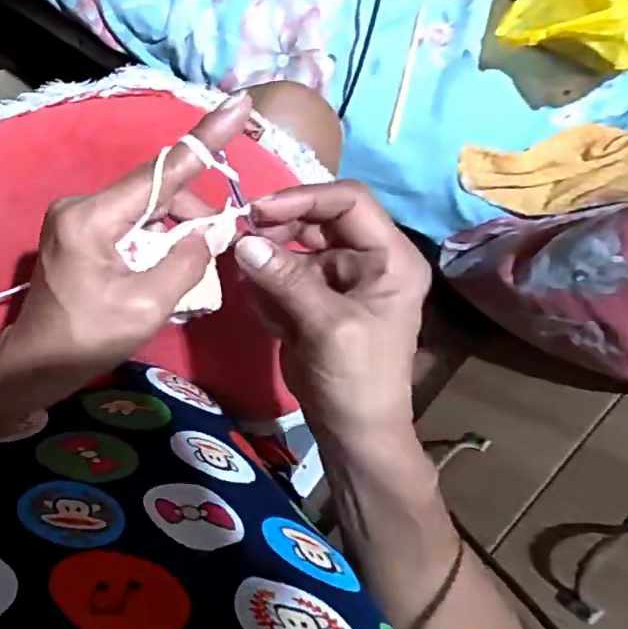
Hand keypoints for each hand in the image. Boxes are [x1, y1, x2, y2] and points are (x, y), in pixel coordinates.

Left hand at [0, 94, 253, 396]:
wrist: (36, 362)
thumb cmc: (88, 338)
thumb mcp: (147, 304)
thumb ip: (185, 261)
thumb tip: (209, 232)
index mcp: (90, 218)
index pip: (158, 172)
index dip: (203, 140)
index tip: (238, 104)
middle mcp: (78, 205)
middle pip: (152, 191)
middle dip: (190, 211)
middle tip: (216, 244)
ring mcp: (73, 216)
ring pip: (141, 207)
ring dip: (172, 228)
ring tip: (191, 260)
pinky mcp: (75, 231)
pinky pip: (126, 222)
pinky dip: (152, 237)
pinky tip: (166, 261)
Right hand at [234, 179, 430, 444]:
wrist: (352, 430)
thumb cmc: (357, 377)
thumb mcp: (327, 325)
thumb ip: (287, 280)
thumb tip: (243, 241)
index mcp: (388, 258)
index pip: (349, 202)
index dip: (303, 198)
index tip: (258, 212)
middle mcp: (364, 260)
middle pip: (315, 220)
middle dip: (277, 229)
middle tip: (239, 242)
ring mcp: (336, 279)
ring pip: (292, 246)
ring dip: (265, 260)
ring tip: (247, 282)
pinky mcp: (311, 299)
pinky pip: (280, 275)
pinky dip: (264, 285)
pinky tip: (264, 313)